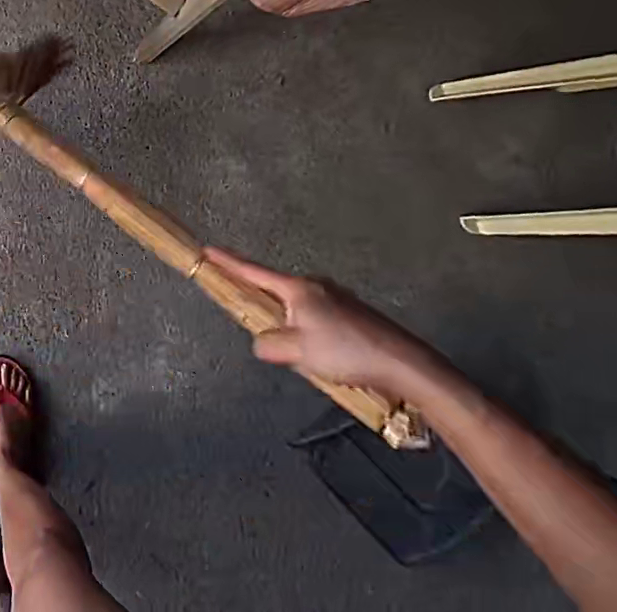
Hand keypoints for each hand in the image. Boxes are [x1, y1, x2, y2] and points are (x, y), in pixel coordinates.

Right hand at [203, 246, 446, 397]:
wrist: (409, 367)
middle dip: (268, 308)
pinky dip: (315, 331)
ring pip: (301, 308)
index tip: (207, 249)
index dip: (227, 262)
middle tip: (271, 332)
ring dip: (295, 324)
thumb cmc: (347, 353)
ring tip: (309, 354)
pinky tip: (330, 355)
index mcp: (297, 289)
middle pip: (277, 291)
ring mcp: (339, 298)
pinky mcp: (356, 314)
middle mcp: (316, 286)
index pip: (252, 272)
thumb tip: (262, 341)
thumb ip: (267, 343)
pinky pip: (321, 317)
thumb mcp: (296, 352)